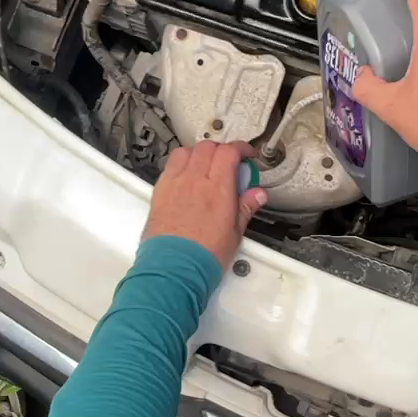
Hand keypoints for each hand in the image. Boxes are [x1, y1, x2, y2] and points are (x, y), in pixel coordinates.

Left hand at [142, 140, 267, 269]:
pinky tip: (186, 177)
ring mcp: (175, 184)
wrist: (173, 269)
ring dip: (198, 153)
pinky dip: (181, 164)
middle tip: (228, 164)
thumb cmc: (202, 256)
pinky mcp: (160, 191)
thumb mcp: (235, 234)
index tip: (246, 156)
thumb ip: (246, 207)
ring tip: (205, 166)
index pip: (229, 152)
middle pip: (207, 147)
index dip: (240, 149)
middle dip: (221, 150)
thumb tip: (257, 194)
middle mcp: (194, 181)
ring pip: (186, 151)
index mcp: (217, 189)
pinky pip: (170, 165)